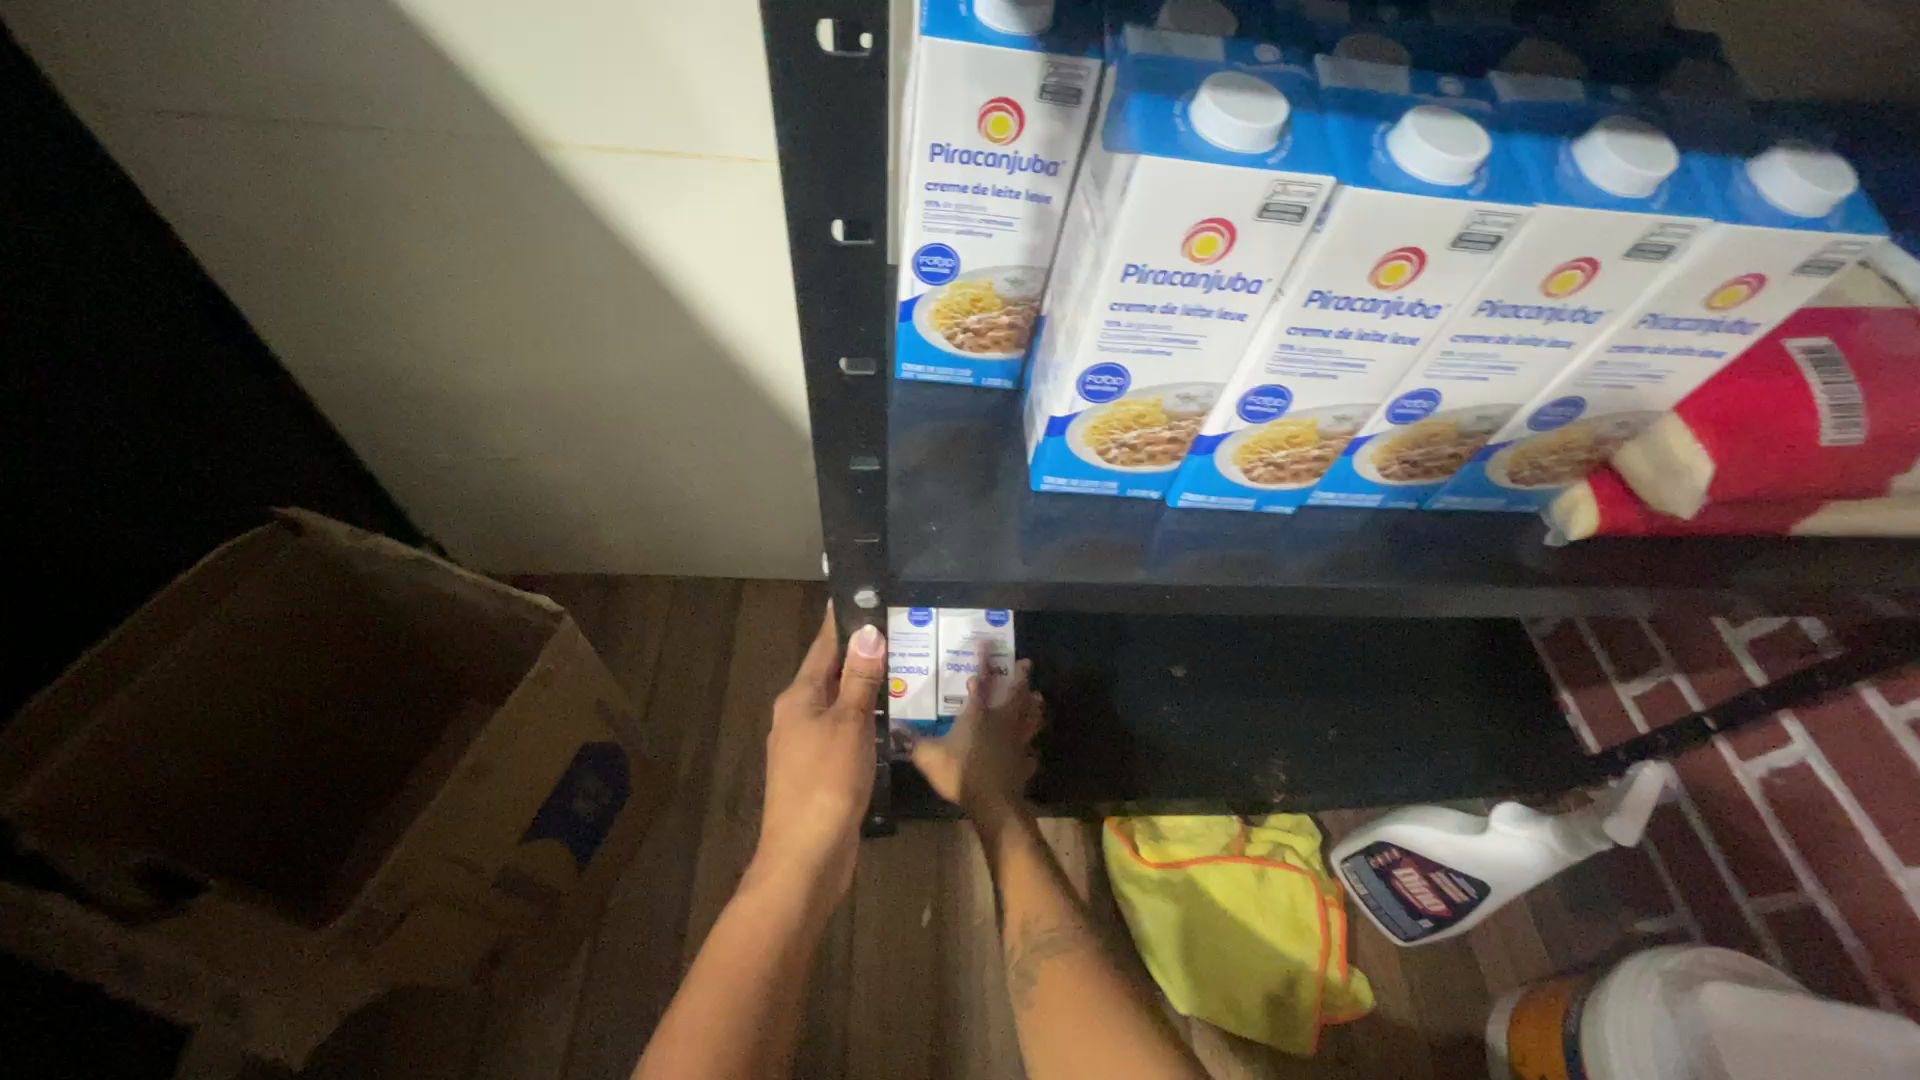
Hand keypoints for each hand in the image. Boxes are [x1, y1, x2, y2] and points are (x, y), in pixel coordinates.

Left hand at [750, 607, 885, 902]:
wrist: (807, 856)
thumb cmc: (826, 782)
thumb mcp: (848, 724)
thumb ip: (859, 678)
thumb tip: (867, 631)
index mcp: (799, 697)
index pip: (823, 647)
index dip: (843, 621)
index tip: (864, 594)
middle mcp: (798, 716)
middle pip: (832, 674)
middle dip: (862, 653)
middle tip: (901, 629)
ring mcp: (807, 746)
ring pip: (841, 705)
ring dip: (867, 688)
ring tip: (906, 668)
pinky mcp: (822, 772)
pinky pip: (847, 733)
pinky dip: (868, 720)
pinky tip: (893, 720)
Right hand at [910, 651, 1043, 819]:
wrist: (992, 802)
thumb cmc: (960, 773)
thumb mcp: (928, 756)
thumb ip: (913, 741)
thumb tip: (896, 729)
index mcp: (979, 714)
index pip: (981, 681)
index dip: (983, 661)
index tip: (988, 642)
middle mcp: (1002, 721)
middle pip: (1016, 694)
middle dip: (1020, 676)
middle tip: (1026, 662)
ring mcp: (1018, 741)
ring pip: (1031, 717)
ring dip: (1034, 706)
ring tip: (1039, 697)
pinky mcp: (1025, 762)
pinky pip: (1031, 753)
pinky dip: (1032, 750)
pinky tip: (1032, 751)